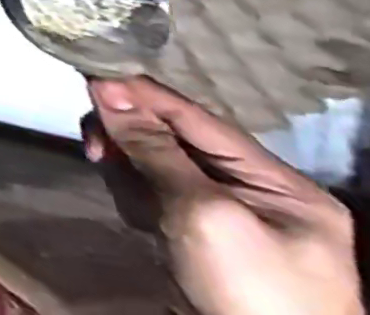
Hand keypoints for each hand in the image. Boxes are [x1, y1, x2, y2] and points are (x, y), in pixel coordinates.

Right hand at [84, 78, 361, 314]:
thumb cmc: (251, 290)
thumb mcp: (202, 213)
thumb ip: (155, 148)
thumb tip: (106, 86)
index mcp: (280, 182)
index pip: (196, 116)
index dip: (141, 94)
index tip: (89, 77)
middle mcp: (259, 190)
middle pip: (173, 136)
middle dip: (130, 139)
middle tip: (97, 151)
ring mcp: (233, 214)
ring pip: (157, 162)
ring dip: (131, 171)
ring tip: (130, 201)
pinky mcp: (203, 233)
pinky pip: (157, 191)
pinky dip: (137, 195)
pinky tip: (141, 218)